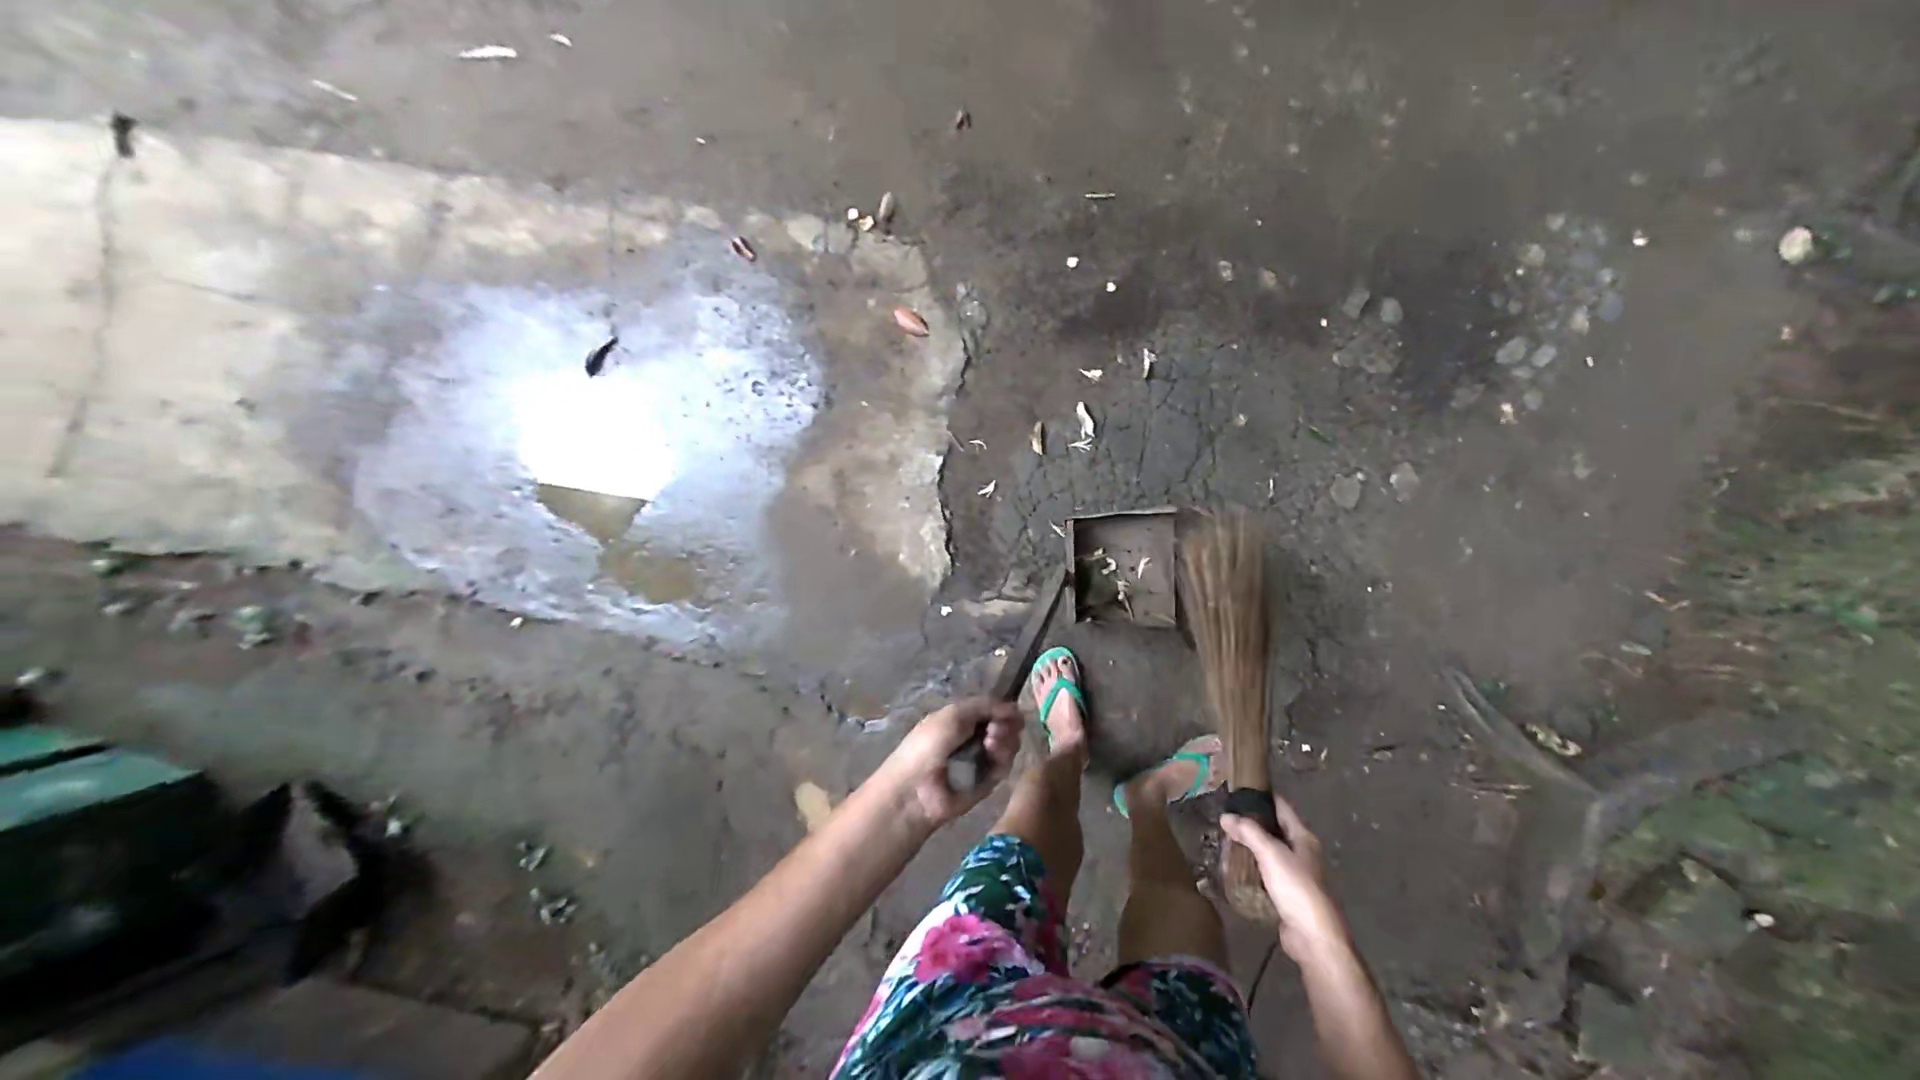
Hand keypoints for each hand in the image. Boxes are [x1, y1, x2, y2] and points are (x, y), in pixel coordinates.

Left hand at [874, 698, 1023, 830]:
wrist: (917, 789)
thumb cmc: (929, 745)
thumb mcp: (954, 714)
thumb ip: (985, 705)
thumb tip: (1015, 708)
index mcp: (961, 719)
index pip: (993, 709)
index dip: (1003, 709)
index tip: (1009, 712)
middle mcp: (974, 737)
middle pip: (1005, 725)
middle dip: (1006, 724)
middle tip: (994, 731)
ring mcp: (982, 759)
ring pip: (1009, 744)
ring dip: (1005, 740)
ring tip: (991, 743)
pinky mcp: (988, 781)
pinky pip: (1005, 765)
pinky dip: (1004, 758)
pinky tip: (995, 755)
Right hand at [1220, 794, 1350, 963]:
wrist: (1313, 936)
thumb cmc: (1296, 887)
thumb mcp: (1270, 853)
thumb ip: (1248, 832)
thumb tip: (1225, 816)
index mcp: (1304, 838)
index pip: (1282, 807)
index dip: (1262, 796)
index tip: (1239, 789)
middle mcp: (1302, 853)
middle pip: (1275, 829)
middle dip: (1252, 821)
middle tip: (1226, 815)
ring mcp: (1296, 874)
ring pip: (1270, 851)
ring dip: (1251, 844)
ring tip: (1226, 837)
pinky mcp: (1288, 893)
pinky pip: (1267, 872)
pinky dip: (1252, 866)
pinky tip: (1236, 865)